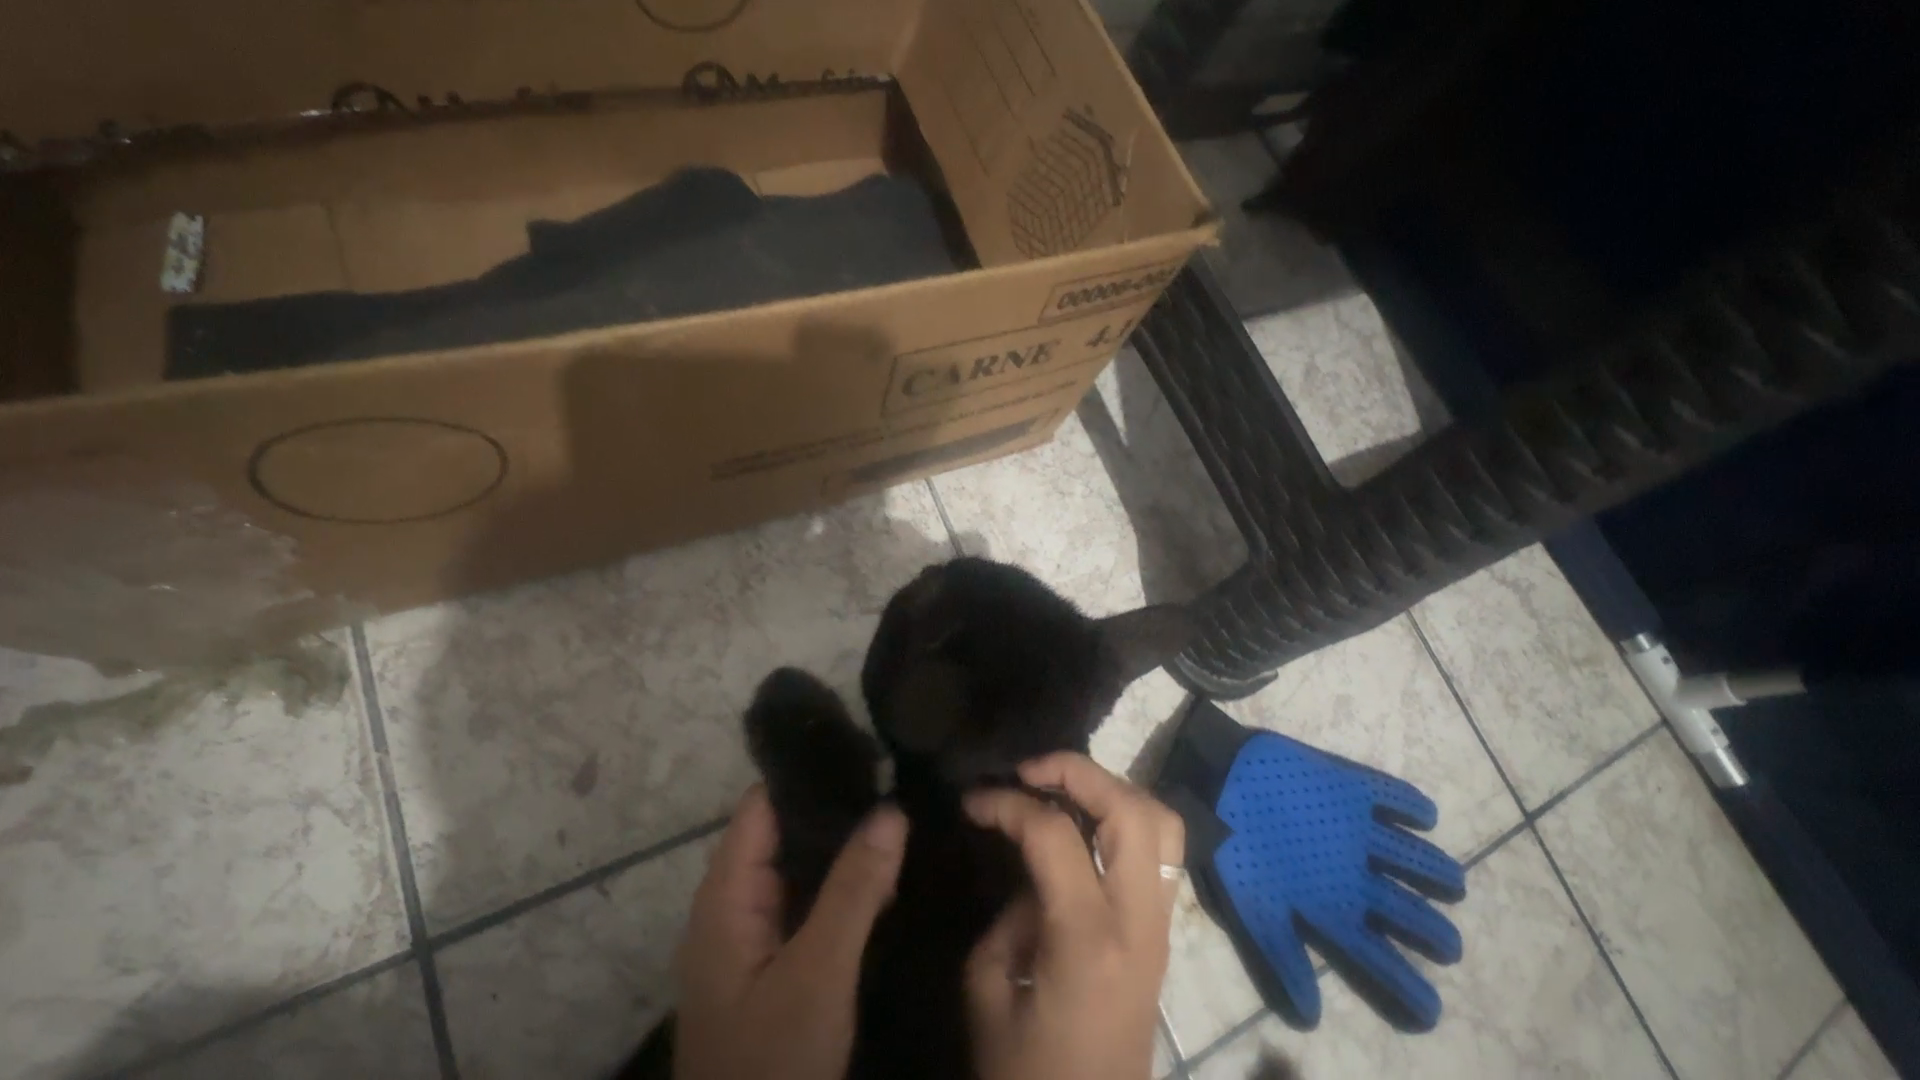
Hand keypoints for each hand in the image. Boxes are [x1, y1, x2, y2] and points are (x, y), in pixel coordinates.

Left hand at [674, 785, 907, 1079]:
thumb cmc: (772, 1057)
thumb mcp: (818, 972)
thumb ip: (852, 890)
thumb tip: (890, 809)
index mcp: (725, 897)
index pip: (762, 806)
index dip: (810, 775)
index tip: (868, 750)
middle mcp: (732, 907)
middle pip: (781, 835)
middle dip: (837, 809)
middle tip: (900, 781)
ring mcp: (751, 939)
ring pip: (798, 873)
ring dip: (843, 849)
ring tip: (904, 814)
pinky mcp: (772, 966)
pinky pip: (807, 908)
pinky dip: (841, 888)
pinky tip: (886, 876)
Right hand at [964, 754, 1184, 1079]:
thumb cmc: (1026, 1069)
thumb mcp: (988, 991)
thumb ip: (1009, 916)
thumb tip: (1030, 876)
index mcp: (1088, 937)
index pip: (1055, 834)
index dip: (1008, 803)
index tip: (973, 800)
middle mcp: (1139, 920)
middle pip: (1131, 810)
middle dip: (1078, 771)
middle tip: (1029, 770)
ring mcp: (1161, 925)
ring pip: (1163, 822)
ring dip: (1113, 789)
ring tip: (1064, 789)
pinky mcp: (1165, 933)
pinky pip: (1162, 851)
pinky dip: (1129, 818)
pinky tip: (1089, 825)